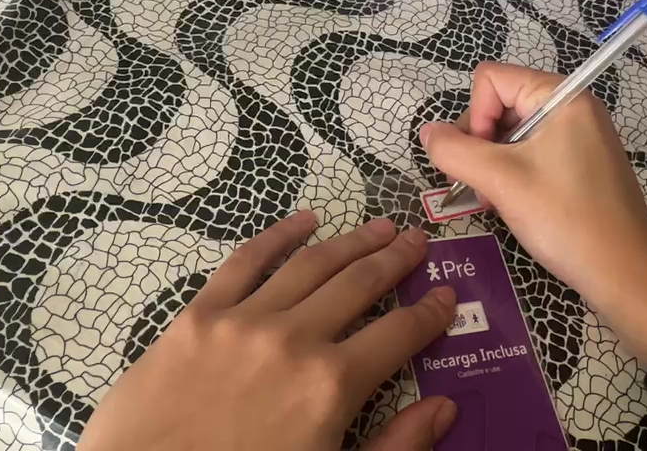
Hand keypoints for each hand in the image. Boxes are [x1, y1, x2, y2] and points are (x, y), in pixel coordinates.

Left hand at [78, 211, 459, 450]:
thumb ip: (394, 449)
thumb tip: (445, 407)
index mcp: (331, 387)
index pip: (398, 335)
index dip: (429, 314)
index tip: (446, 294)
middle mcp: (295, 338)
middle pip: (359, 285)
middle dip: (394, 260)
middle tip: (417, 240)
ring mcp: (245, 319)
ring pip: (311, 264)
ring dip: (351, 242)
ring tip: (379, 226)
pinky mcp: (200, 314)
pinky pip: (246, 261)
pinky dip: (279, 235)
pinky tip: (304, 220)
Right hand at [420, 62, 646, 363]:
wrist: (630, 281)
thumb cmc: (567, 221)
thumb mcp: (501, 182)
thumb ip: (455, 151)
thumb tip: (427, 132)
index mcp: (562, 95)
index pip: (491, 79)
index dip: (474, 116)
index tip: (482, 161)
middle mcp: (573, 105)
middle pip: (500, 102)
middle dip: (481, 141)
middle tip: (483, 185)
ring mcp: (580, 134)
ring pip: (512, 130)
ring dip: (494, 162)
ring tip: (495, 200)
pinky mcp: (583, 161)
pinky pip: (533, 150)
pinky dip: (514, 172)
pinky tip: (514, 203)